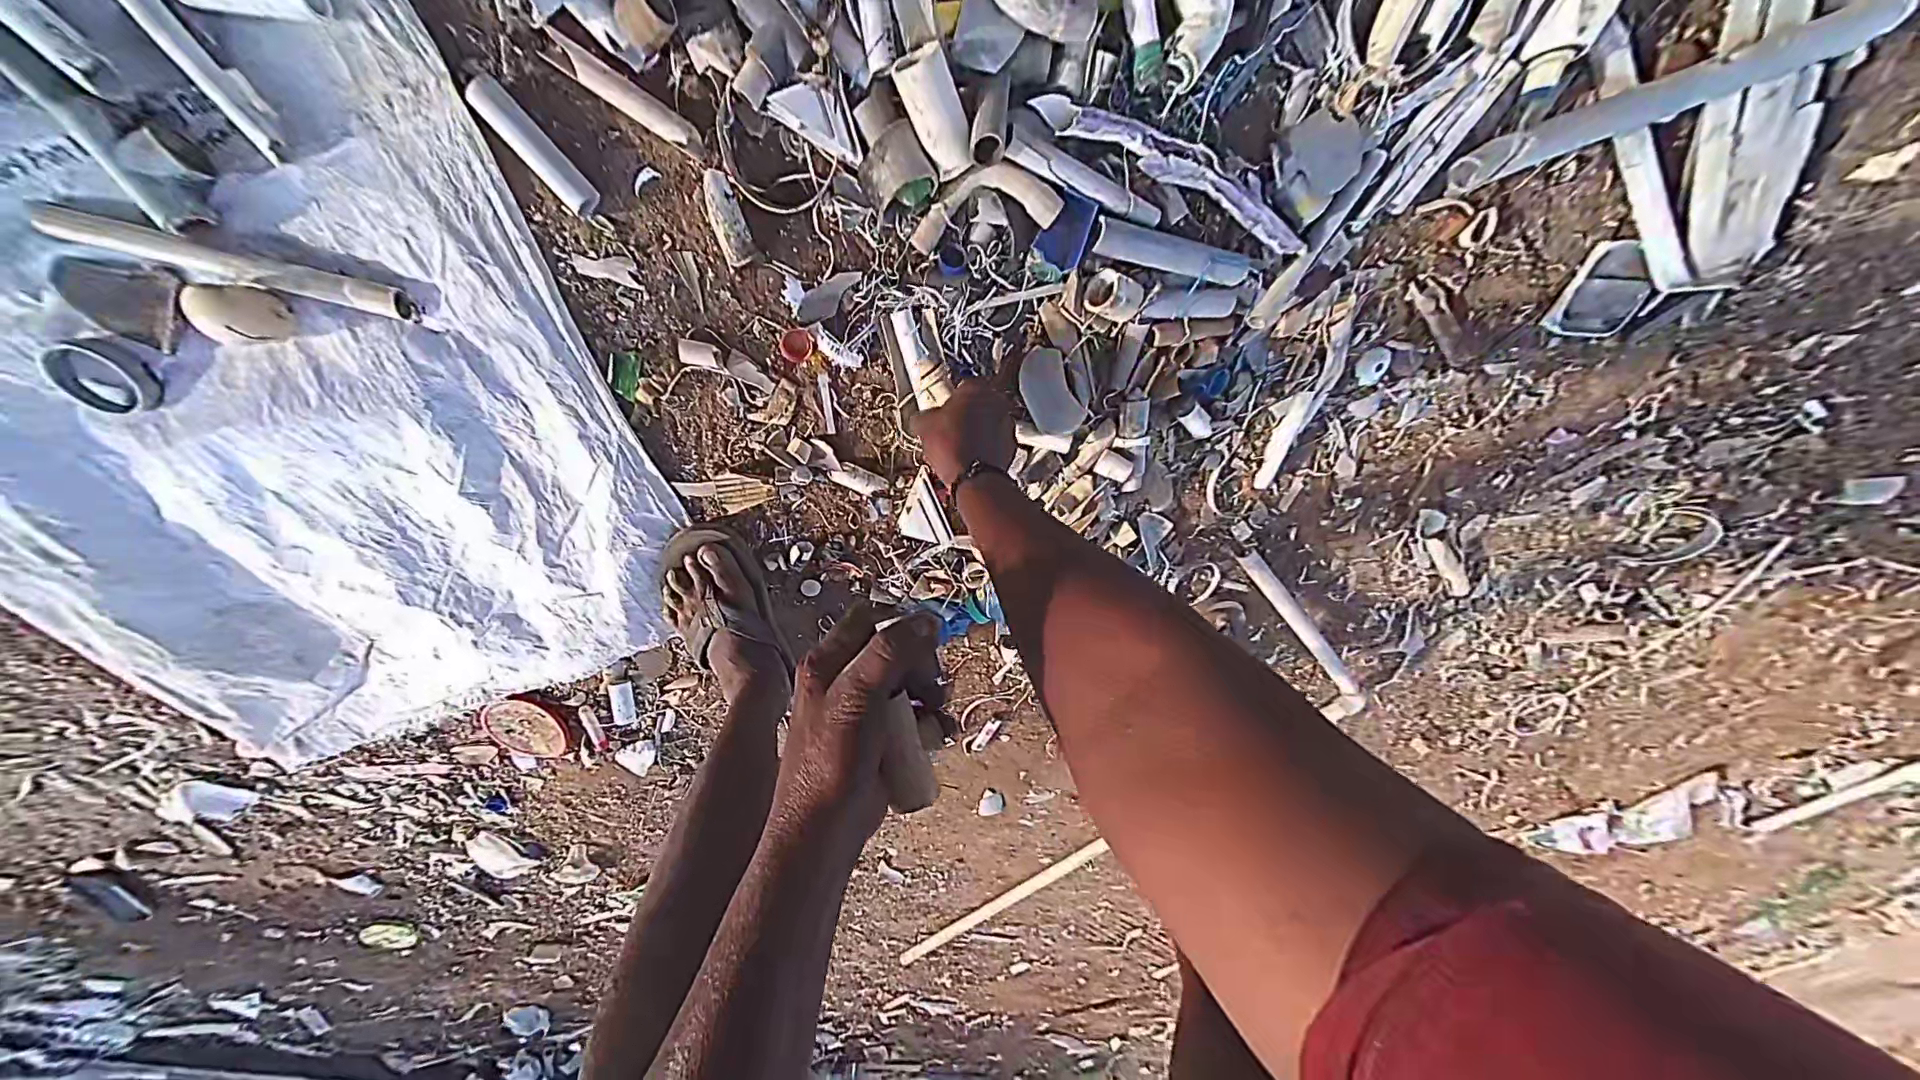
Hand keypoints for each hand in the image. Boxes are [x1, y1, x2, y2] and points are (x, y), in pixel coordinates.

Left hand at [770, 605, 944, 842]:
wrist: (827, 828)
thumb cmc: (830, 761)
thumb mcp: (857, 696)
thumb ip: (888, 653)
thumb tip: (925, 621)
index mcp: (827, 662)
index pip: (868, 620)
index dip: (900, 624)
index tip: (928, 639)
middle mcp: (846, 680)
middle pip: (896, 650)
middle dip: (921, 664)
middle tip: (931, 685)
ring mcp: (866, 709)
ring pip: (910, 683)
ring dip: (930, 693)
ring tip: (936, 711)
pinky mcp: (883, 735)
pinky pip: (914, 714)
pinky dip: (929, 720)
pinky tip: (936, 733)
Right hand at [912, 380, 1015, 486]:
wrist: (974, 477)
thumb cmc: (954, 447)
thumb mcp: (925, 426)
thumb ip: (923, 416)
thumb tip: (920, 419)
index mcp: (976, 388)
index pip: (962, 385)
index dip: (950, 398)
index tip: (944, 406)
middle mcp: (996, 402)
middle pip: (979, 403)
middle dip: (966, 414)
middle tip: (950, 426)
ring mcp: (1007, 424)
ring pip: (989, 422)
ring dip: (977, 430)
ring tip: (959, 444)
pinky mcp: (1011, 446)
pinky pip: (996, 442)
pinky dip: (986, 447)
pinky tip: (970, 456)